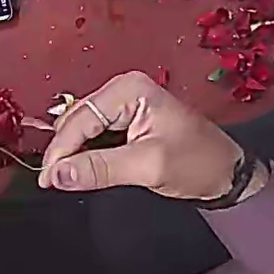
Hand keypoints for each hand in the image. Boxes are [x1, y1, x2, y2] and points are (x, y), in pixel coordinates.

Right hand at [37, 71, 262, 201]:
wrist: (225, 171)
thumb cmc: (195, 162)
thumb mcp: (147, 166)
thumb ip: (100, 169)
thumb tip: (57, 175)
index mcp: (130, 89)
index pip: (81, 118)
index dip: (61, 150)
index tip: (47, 180)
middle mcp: (124, 89)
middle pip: (77, 120)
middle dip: (63, 151)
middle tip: (52, 183)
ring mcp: (124, 103)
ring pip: (82, 128)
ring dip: (72, 153)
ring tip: (61, 180)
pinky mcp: (126, 119)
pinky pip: (95, 134)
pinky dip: (85, 152)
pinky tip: (79, 170)